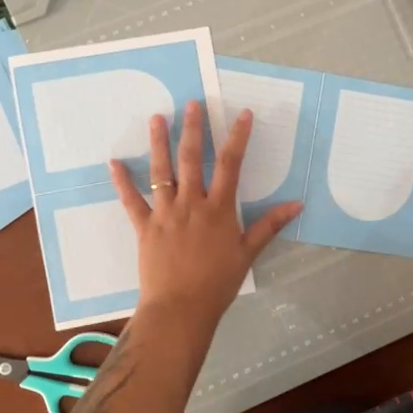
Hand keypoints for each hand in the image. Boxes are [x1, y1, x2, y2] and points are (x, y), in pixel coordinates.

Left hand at [112, 101, 300, 329]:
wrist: (180, 308)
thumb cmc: (218, 283)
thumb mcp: (248, 253)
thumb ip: (269, 225)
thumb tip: (297, 204)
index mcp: (219, 209)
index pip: (231, 165)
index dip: (238, 137)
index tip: (243, 114)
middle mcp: (191, 204)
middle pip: (193, 159)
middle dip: (194, 129)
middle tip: (192, 104)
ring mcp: (165, 213)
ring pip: (161, 171)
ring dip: (159, 143)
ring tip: (157, 118)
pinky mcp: (144, 227)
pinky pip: (131, 200)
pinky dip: (123, 181)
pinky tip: (115, 162)